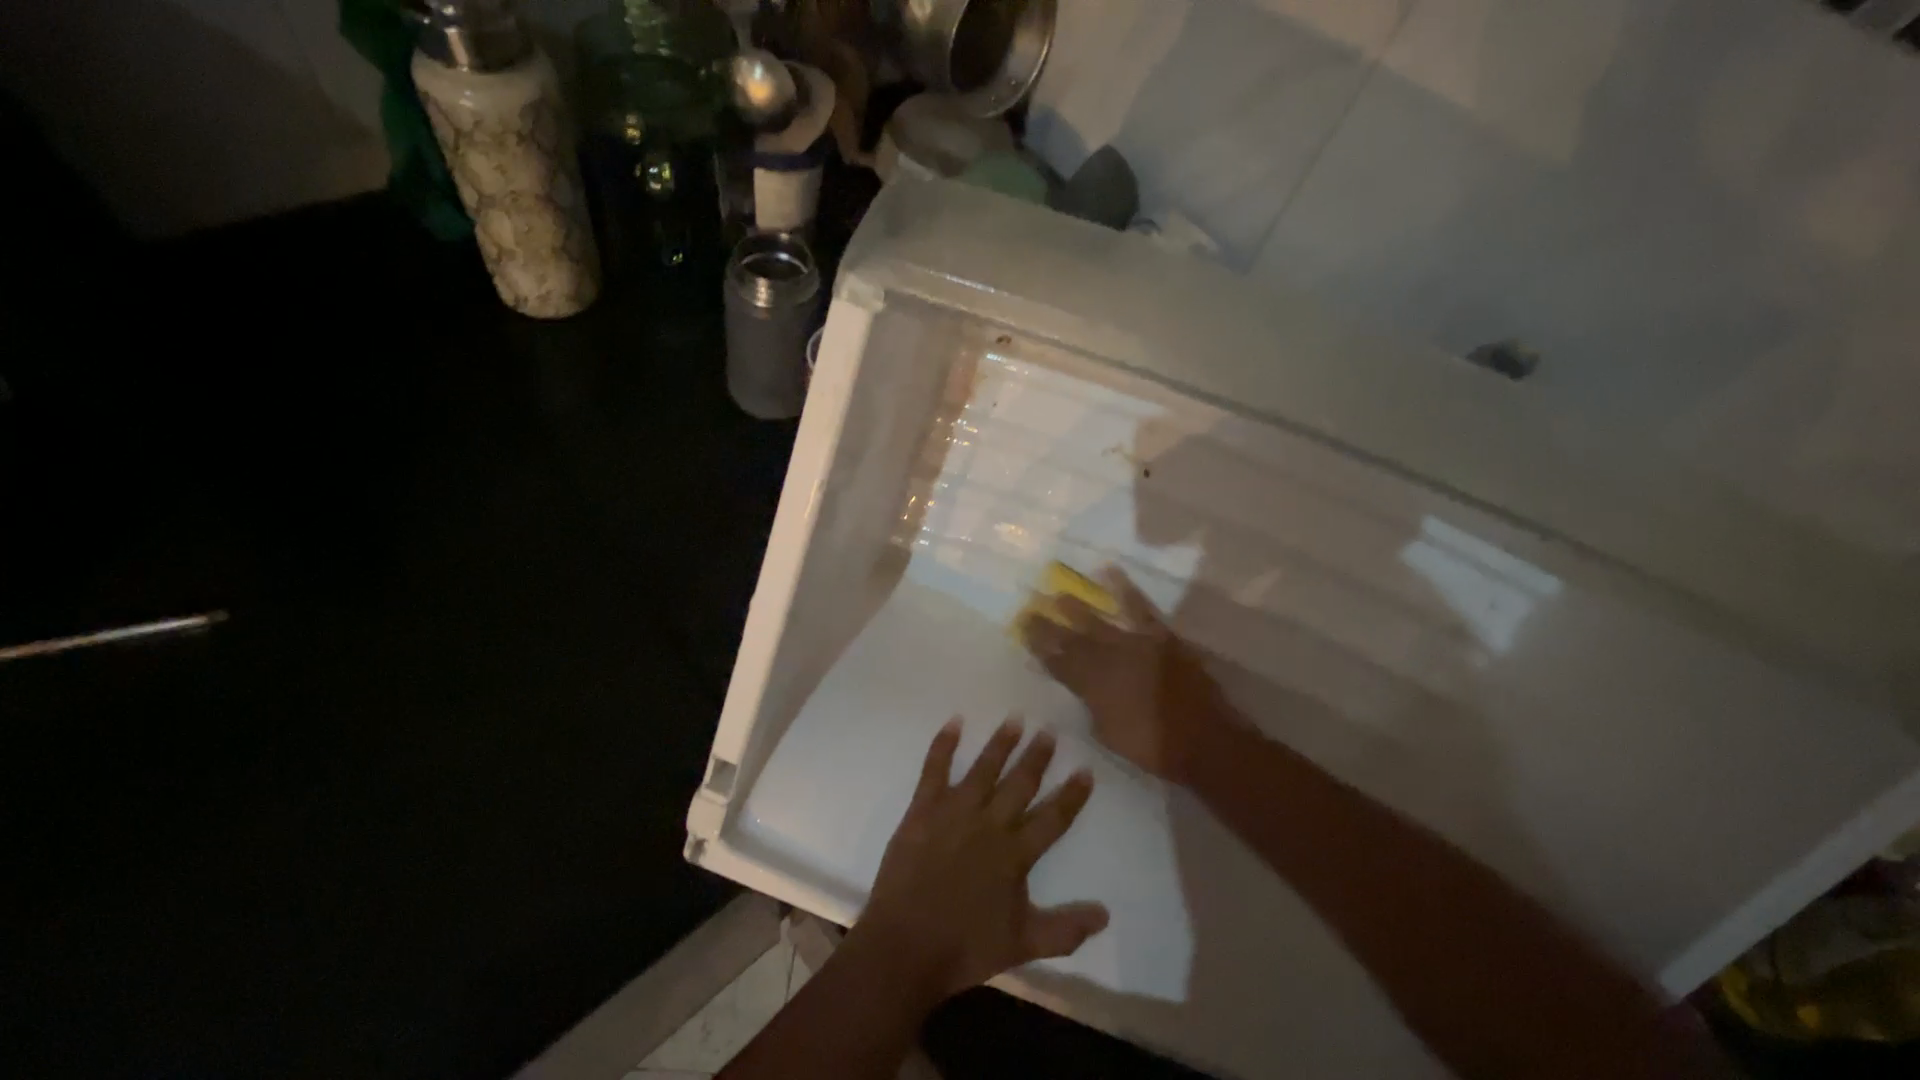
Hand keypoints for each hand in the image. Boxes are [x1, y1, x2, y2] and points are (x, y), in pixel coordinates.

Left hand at [854, 717, 1107, 1000]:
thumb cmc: (965, 947)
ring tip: (1014, 719)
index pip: (1052, 819)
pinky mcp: (922, 812)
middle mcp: (990, 825)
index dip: (1071, 796)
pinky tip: (954, 723)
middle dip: (1037, 757)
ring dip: (1000, 744)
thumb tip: (1105, 913)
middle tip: (1050, 731)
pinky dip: (944, 745)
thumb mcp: (1023, 944)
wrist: (905, 946)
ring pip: (984, 770)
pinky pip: (935, 771)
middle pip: (1020, 785)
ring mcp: (954, 814)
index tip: (1086, 770)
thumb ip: (1066, 929)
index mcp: (1015, 855)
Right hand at [1021, 568, 1228, 784]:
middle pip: (1072, 638)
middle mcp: (1108, 659)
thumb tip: (1083, 693)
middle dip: (1048, 624)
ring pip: (1099, 620)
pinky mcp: (1161, 636)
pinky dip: (1125, 588)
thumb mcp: (1109, 734)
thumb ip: (1092, 709)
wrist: (1204, 739)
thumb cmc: (1154, 747)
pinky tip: (1110, 571)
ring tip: (1058, 593)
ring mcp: (1135, 644)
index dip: (1039, 646)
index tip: (1022, 630)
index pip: (1057, 662)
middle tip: (1030, 607)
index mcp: (1092, 686)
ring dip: (1077, 606)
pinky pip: (1140, 607)